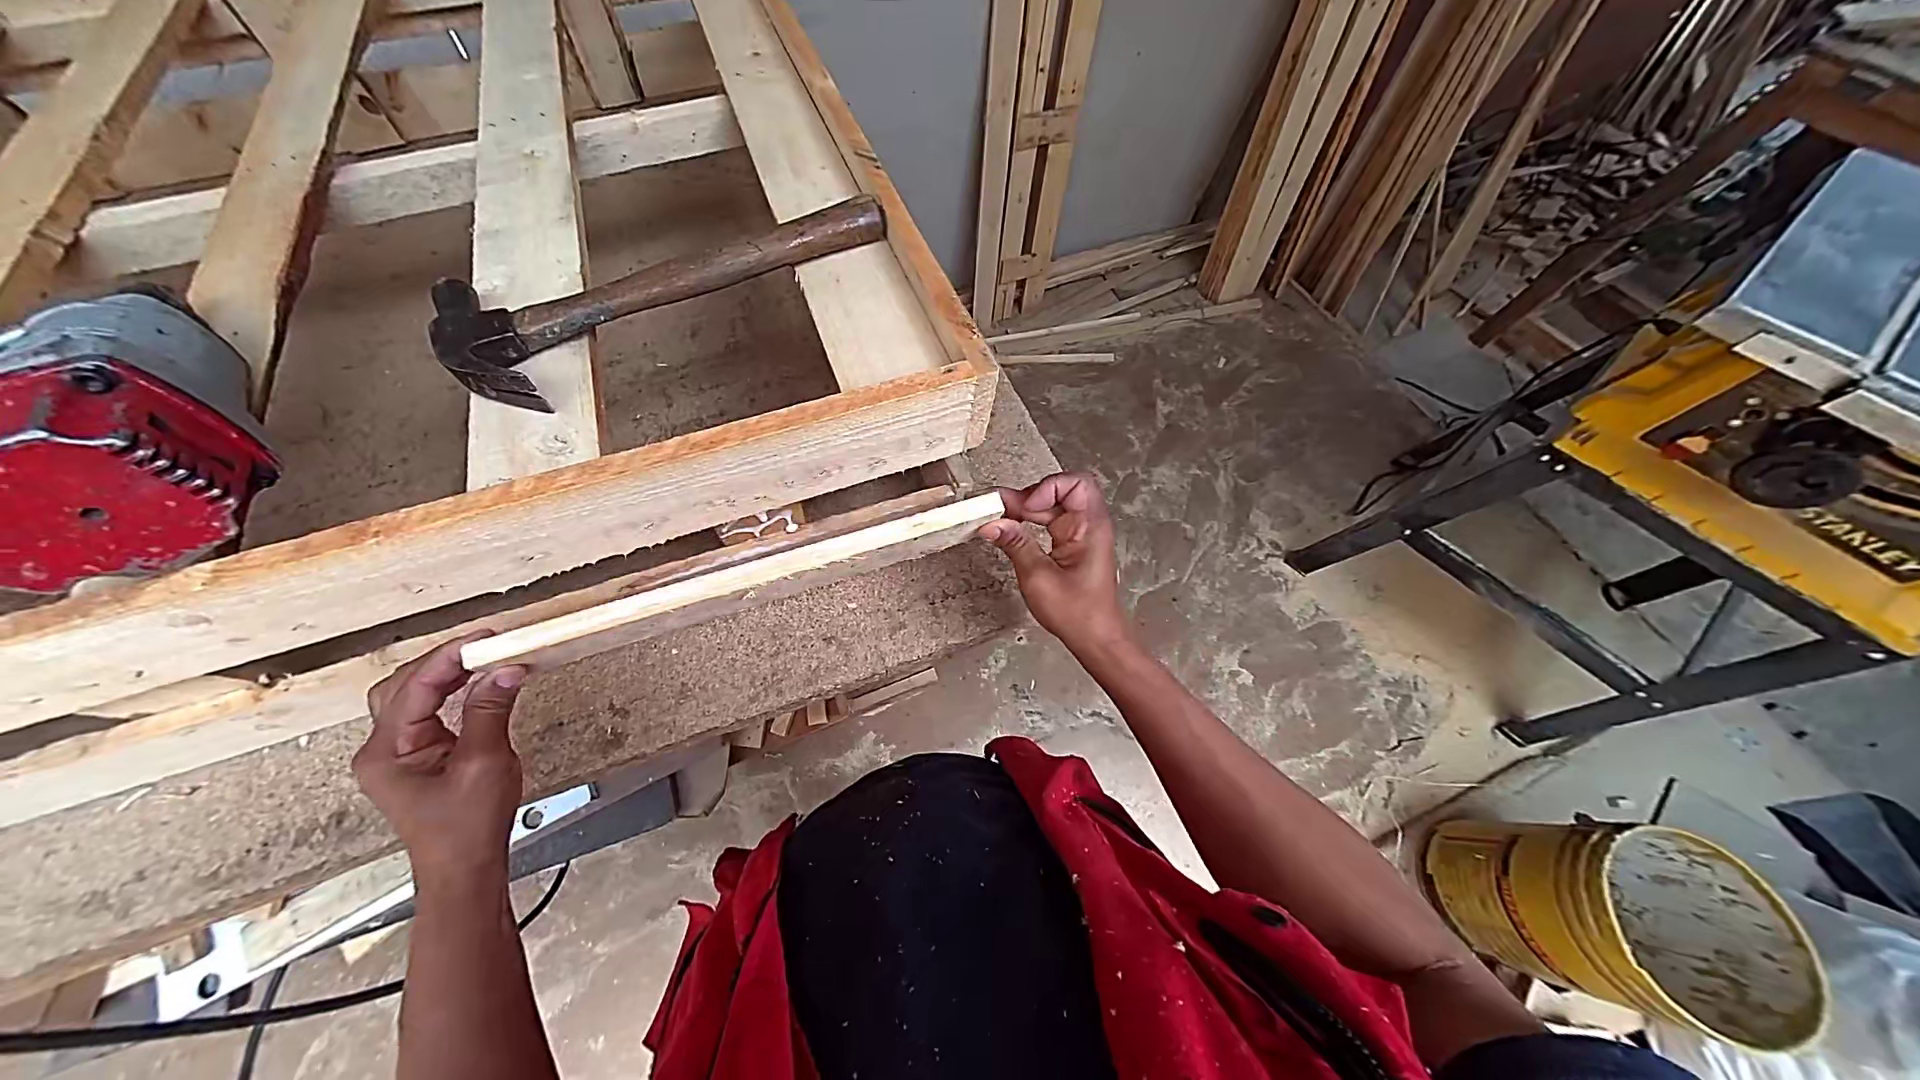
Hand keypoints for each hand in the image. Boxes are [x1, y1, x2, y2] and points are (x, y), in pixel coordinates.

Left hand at [353, 633, 527, 883]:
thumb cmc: (466, 827)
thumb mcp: (485, 763)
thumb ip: (491, 711)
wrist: (463, 866)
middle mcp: (382, 749)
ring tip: (485, 657)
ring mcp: (396, 752)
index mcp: (386, 752)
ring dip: (447, 673)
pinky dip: (452, 690)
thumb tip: (504, 671)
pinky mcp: (417, 755)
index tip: (485, 639)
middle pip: (404, 685)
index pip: (416, 688)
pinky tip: (475, 682)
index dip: (451, 658)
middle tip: (486, 644)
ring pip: (412, 695)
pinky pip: (428, 709)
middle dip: (444, 660)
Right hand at [978, 472, 1129, 651]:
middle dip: (1027, 497)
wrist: (1095, 638)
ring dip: (1024, 509)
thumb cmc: (1079, 613)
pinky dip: (1029, 522)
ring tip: (999, 518)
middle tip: (999, 509)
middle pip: (1059, 491)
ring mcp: (1080, 534)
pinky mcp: (1071, 544)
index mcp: (1092, 527)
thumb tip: (992, 524)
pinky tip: (1011, 530)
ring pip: (1051, 505)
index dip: (1046, 488)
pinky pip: (1049, 521)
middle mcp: (1089, 525)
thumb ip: (1015, 544)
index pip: (1075, 483)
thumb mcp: (1038, 577)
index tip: (1023, 508)